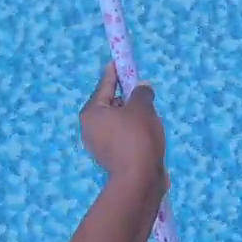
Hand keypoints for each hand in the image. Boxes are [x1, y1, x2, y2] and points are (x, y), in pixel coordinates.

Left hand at [79, 62, 165, 191]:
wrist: (139, 180)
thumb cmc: (137, 137)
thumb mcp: (142, 107)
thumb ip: (141, 93)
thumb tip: (142, 89)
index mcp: (91, 113)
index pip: (104, 85)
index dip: (114, 72)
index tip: (118, 62)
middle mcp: (90, 129)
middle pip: (110, 105)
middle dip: (128, 100)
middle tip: (145, 98)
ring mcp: (99, 146)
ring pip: (118, 123)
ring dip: (133, 119)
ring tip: (151, 120)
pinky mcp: (111, 159)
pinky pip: (123, 138)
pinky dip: (134, 134)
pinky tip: (148, 138)